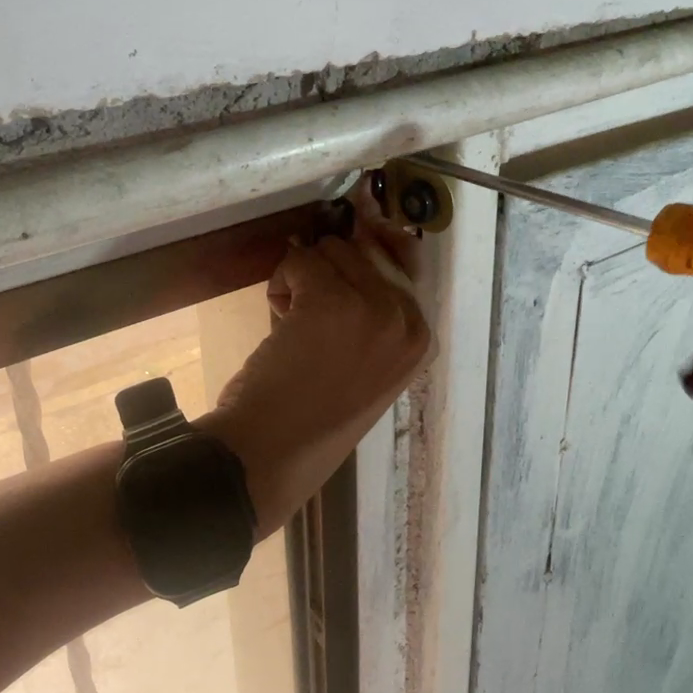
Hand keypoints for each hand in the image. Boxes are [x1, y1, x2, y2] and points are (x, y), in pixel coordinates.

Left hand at [202, 179, 432, 530]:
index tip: (351, 242)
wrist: (272, 453)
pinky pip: (300, 259)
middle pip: (362, 250)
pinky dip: (281, 283)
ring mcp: (373, 308)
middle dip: (328, 273)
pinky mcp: (331, 301)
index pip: (404, 259)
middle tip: (306, 318)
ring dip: (302, 279)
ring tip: (293, 327)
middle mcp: (407, 318)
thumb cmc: (311, 415)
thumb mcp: (362, 361)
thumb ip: (368, 309)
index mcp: (420, 336)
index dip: (368, 249)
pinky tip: (278, 324)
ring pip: (329, 250)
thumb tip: (348, 239)